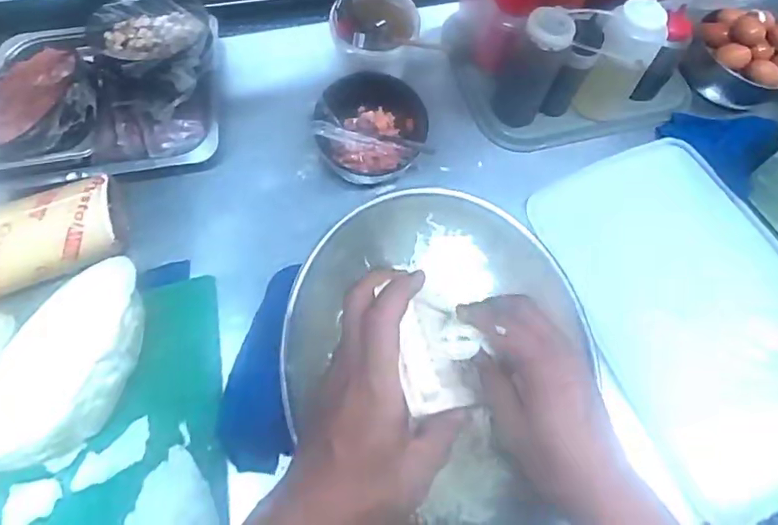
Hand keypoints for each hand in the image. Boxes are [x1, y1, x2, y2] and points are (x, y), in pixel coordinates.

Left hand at [248, 269, 466, 524]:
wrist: (313, 506)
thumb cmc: (367, 485)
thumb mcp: (417, 468)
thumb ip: (442, 432)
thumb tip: (464, 405)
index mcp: (372, 377)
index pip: (381, 314)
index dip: (399, 288)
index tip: (419, 276)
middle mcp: (347, 363)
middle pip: (353, 301)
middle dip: (377, 278)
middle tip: (404, 278)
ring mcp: (332, 372)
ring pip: (347, 319)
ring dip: (370, 302)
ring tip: (401, 311)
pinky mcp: (325, 385)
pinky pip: (345, 341)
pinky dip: (364, 327)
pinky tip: (385, 351)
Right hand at [460, 296, 669, 524]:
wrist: (602, 482)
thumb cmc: (552, 458)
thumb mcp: (512, 426)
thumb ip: (492, 383)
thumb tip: (477, 353)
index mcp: (540, 362)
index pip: (503, 323)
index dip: (477, 315)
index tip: (457, 314)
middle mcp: (559, 348)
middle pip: (523, 307)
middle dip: (493, 305)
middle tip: (472, 314)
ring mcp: (572, 352)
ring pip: (538, 313)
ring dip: (510, 310)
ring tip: (489, 323)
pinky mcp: (578, 361)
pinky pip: (548, 325)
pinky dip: (527, 321)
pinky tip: (514, 340)